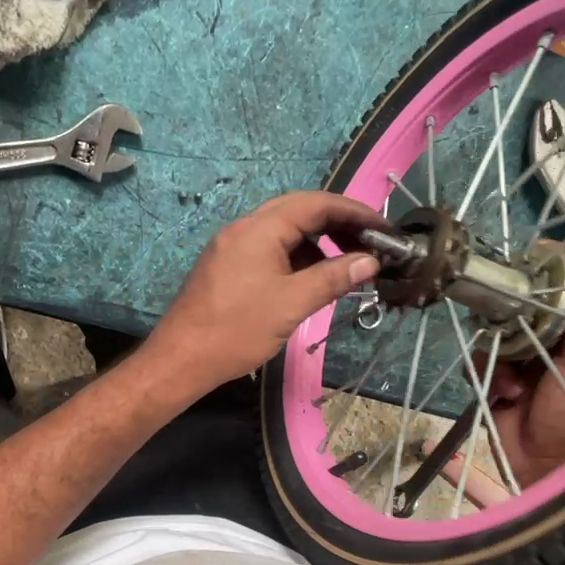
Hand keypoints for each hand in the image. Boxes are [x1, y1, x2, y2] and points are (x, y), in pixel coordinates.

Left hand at [141, 191, 390, 394]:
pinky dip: (293, 259)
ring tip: (343, 268)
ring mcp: (230, 249)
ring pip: (281, 233)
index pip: (315, 203)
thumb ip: (333, 278)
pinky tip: (308, 282)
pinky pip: (266, 252)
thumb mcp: (292, 304)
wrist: (180, 361)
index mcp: (259, 229)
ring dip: (315, 245)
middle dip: (336, 225)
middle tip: (368, 244)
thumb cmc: (236, 330)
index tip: (384, 228)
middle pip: (298, 212)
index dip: (354, 212)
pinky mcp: (224, 269)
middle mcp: (242, 230)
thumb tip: (370, 261)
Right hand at [484, 275, 564, 488]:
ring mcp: (526, 359)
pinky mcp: (498, 382)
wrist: (558, 471)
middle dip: (509, 313)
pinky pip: (479, 360)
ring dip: (496, 352)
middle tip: (505, 323)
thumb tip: (556, 274)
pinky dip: (484, 374)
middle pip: (523, 301)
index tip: (523, 263)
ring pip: (495, 331)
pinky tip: (501, 394)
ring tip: (511, 381)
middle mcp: (559, 337)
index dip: (547, 267)